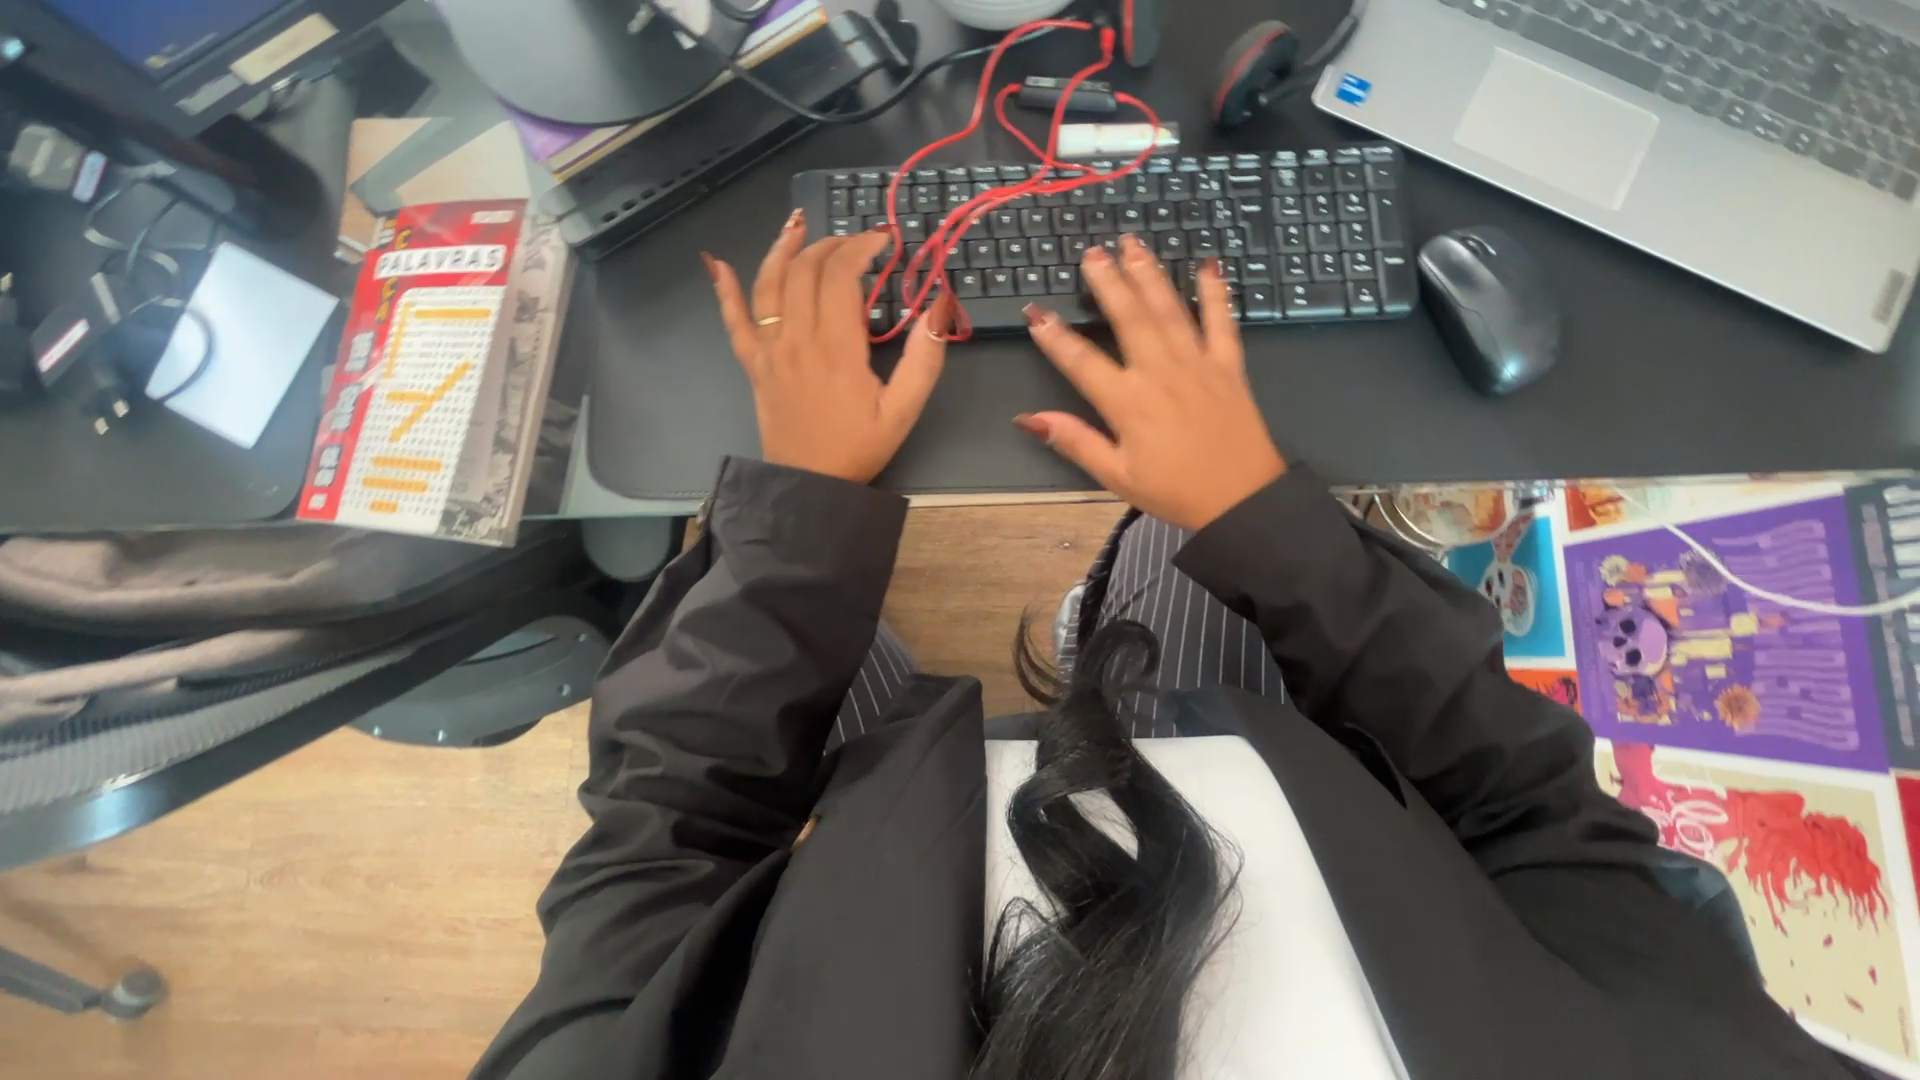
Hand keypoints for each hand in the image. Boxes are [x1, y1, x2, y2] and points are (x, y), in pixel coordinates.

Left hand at [704, 210, 954, 483]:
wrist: (810, 486)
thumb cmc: (858, 448)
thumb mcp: (904, 410)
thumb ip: (924, 358)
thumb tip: (938, 305)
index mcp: (836, 348)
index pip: (842, 275)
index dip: (861, 246)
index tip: (883, 239)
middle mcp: (797, 339)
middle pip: (805, 270)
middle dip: (831, 244)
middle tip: (855, 241)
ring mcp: (770, 350)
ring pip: (769, 284)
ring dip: (783, 248)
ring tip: (799, 225)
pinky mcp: (754, 364)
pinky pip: (734, 321)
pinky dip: (724, 290)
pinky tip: (717, 263)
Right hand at [1015, 233, 1285, 531]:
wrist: (1242, 500)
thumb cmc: (1174, 491)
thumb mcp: (1116, 475)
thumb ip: (1075, 441)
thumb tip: (1029, 419)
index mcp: (1128, 402)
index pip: (1081, 362)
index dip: (1054, 337)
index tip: (1035, 313)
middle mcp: (1160, 373)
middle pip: (1128, 317)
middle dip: (1108, 282)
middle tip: (1092, 252)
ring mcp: (1197, 364)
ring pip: (1168, 309)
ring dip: (1149, 274)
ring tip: (1133, 244)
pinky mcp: (1229, 366)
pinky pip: (1222, 322)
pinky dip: (1216, 293)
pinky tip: (1208, 266)